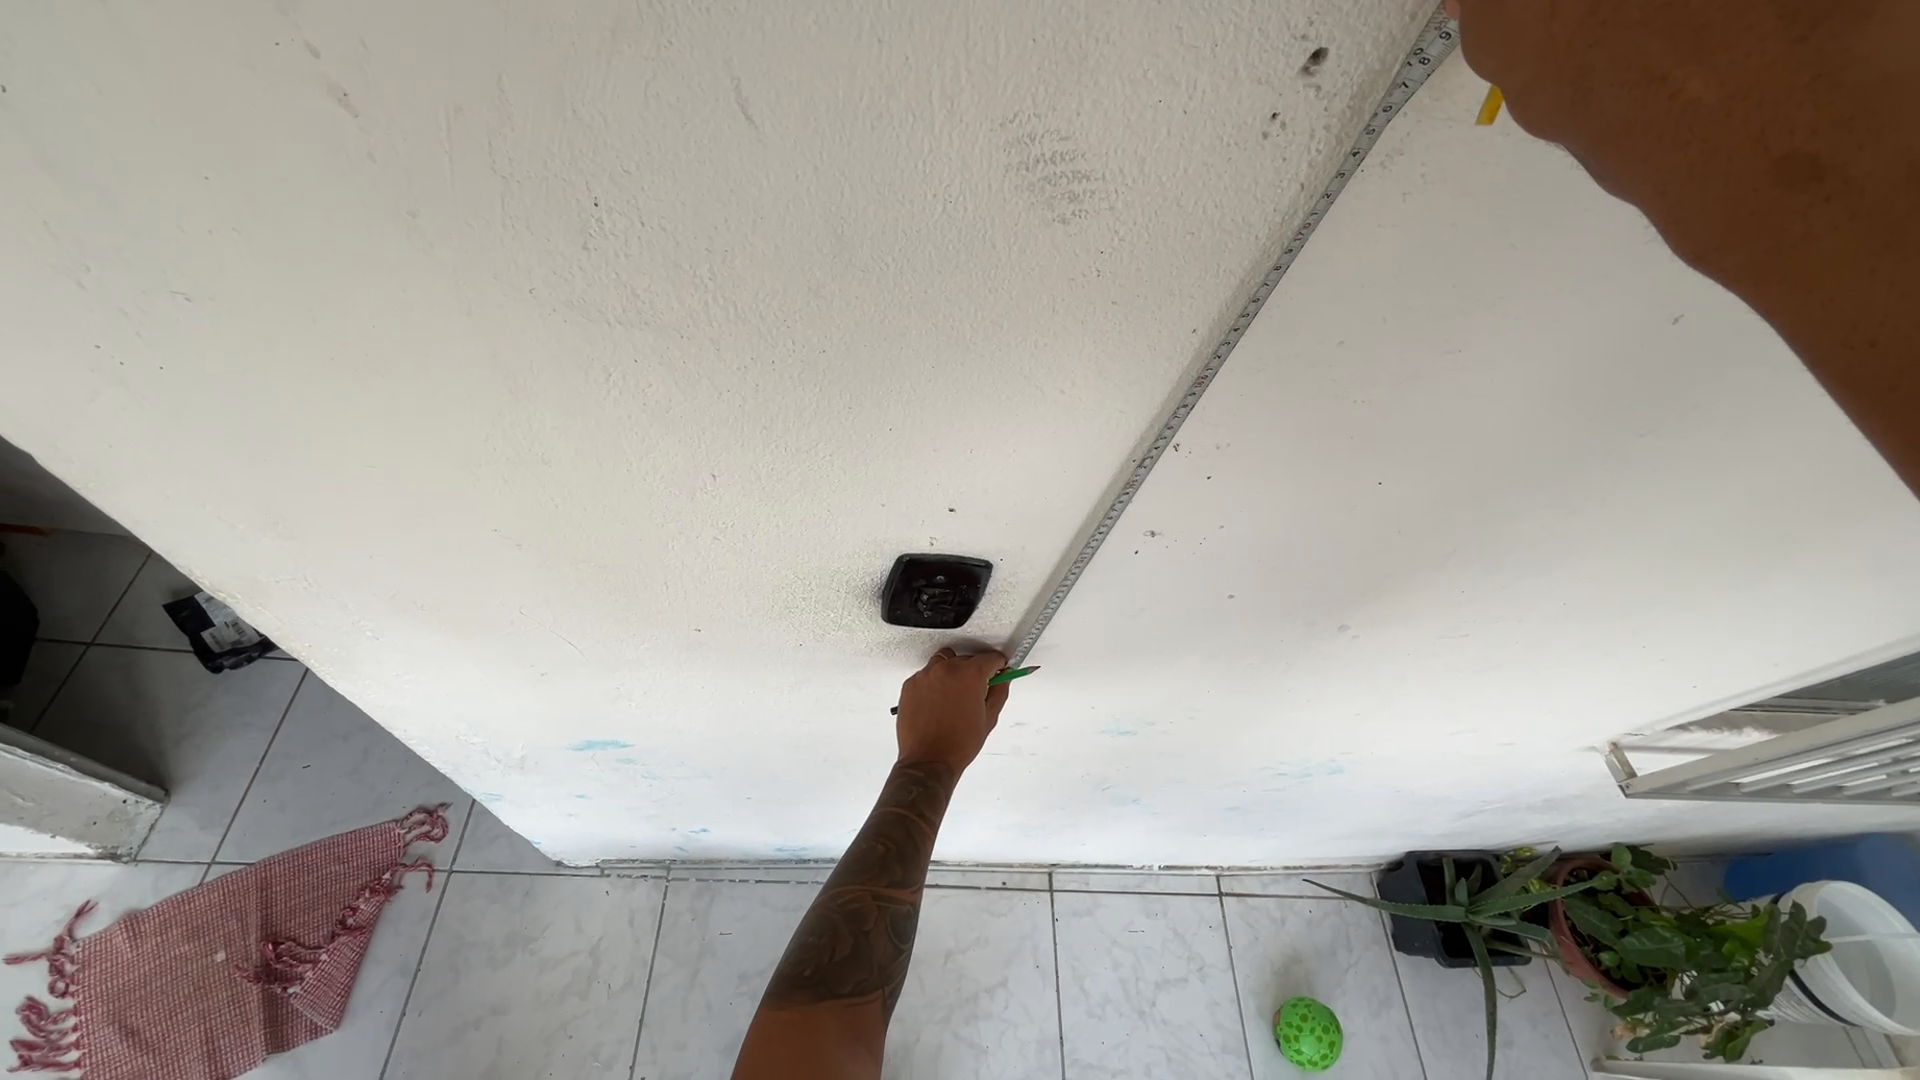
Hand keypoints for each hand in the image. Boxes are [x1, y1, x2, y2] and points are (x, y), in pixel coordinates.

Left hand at [893, 647, 1009, 771]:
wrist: (928, 760)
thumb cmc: (957, 744)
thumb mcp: (989, 718)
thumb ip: (999, 692)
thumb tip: (1003, 680)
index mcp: (970, 675)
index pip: (990, 658)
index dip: (998, 665)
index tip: (999, 670)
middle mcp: (947, 669)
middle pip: (966, 659)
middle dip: (974, 671)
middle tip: (976, 691)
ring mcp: (926, 676)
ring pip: (944, 662)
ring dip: (952, 673)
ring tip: (954, 695)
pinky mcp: (910, 684)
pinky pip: (926, 675)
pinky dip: (933, 683)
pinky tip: (937, 702)